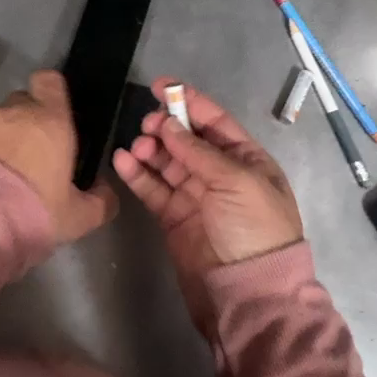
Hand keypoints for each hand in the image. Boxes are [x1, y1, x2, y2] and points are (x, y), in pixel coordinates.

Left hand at [0, 70, 118, 243]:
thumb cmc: (34, 213)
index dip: (51, 94)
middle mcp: (15, 111)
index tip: (54, 116)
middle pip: (23, 102)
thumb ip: (101, 202)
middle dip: (27, 122)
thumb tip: (107, 190)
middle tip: (29, 155)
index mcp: (51, 121)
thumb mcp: (78, 218)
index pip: (50, 82)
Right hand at [111, 77, 302, 278]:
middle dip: (164, 128)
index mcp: (247, 160)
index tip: (160, 86)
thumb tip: (168, 126)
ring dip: (149, 150)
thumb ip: (200, 152)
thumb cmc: (254, 229)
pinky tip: (123, 162)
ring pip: (166, 162)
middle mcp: (221, 174)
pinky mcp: (173, 217)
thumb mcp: (237, 182)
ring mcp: (196, 196)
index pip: (215, 122)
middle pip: (186, 140)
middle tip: (146, 125)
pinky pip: (153, 188)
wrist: (247, 290)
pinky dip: (137, 174)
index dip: (189, 101)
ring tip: (136, 148)